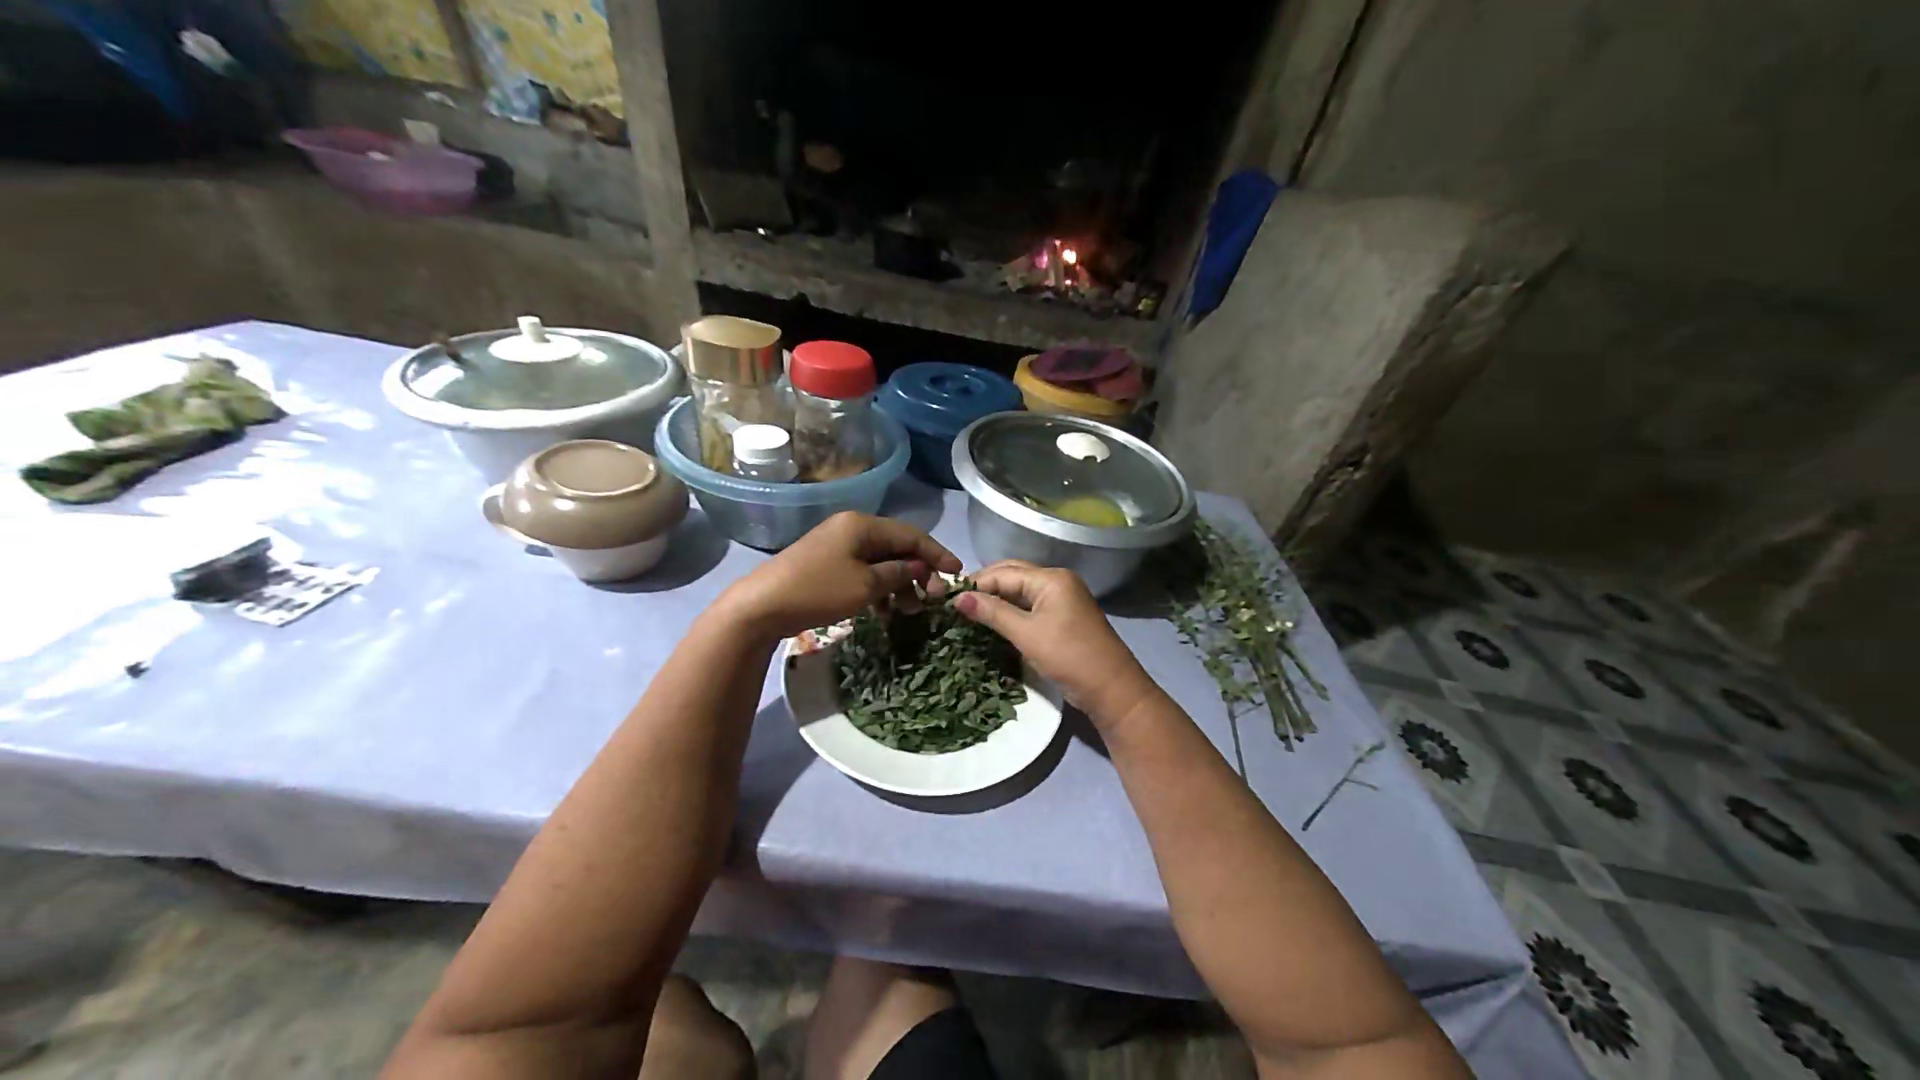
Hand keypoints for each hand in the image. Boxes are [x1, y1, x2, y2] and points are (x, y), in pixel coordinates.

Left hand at [716, 512, 961, 641]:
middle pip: (897, 547)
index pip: (911, 535)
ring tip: (909, 612)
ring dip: (899, 585)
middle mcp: (852, 528)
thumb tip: (921, 568)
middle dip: (918, 573)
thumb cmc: (818, 591)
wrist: (762, 606)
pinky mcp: (827, 564)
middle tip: (932, 600)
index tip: (957, 574)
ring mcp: (837, 546)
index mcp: (863, 525)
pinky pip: (863, 572)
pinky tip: (884, 613)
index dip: (937, 553)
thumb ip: (899, 574)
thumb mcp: (866, 585)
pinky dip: (878, 590)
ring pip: (881, 562)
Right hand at [954, 560, 1162, 725]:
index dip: (976, 584)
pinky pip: (1030, 605)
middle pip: (1013, 575)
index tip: (948, 599)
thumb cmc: (1069, 657)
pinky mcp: (1062, 616)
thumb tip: (958, 598)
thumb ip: (992, 613)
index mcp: (1051, 578)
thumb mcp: (1026, 634)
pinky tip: (992, 620)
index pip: (1004, 573)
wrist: (1111, 689)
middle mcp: (1058, 581)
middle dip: (985, 587)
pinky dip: (1010, 610)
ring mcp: (1062, 598)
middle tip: (957, 604)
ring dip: (996, 599)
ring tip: (969, 612)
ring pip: (1020, 591)